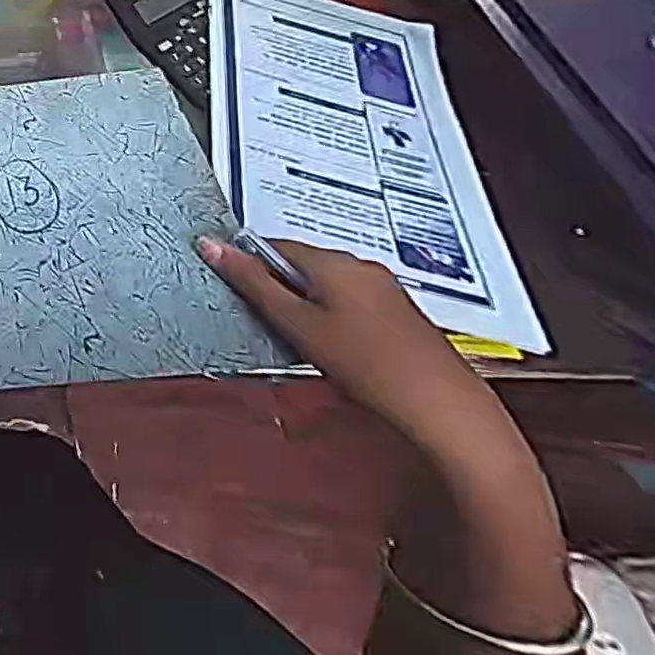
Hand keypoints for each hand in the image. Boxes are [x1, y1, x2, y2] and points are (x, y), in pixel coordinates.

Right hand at [196, 237, 504, 457]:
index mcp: (334, 261)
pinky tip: (335, 346)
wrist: (442, 409)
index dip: (249, 267)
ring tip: (308, 340)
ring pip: (323, 283)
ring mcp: (383, 287)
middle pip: (298, 264)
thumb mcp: (294, 322)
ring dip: (305, 304)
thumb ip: (250, 281)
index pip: (271, 245)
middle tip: (275, 322)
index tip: (240, 291)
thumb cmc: (368, 365)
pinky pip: (348, 299)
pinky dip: (330, 315)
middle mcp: (361, 266)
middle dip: (279, 288)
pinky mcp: (396, 310)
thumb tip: (212, 246)